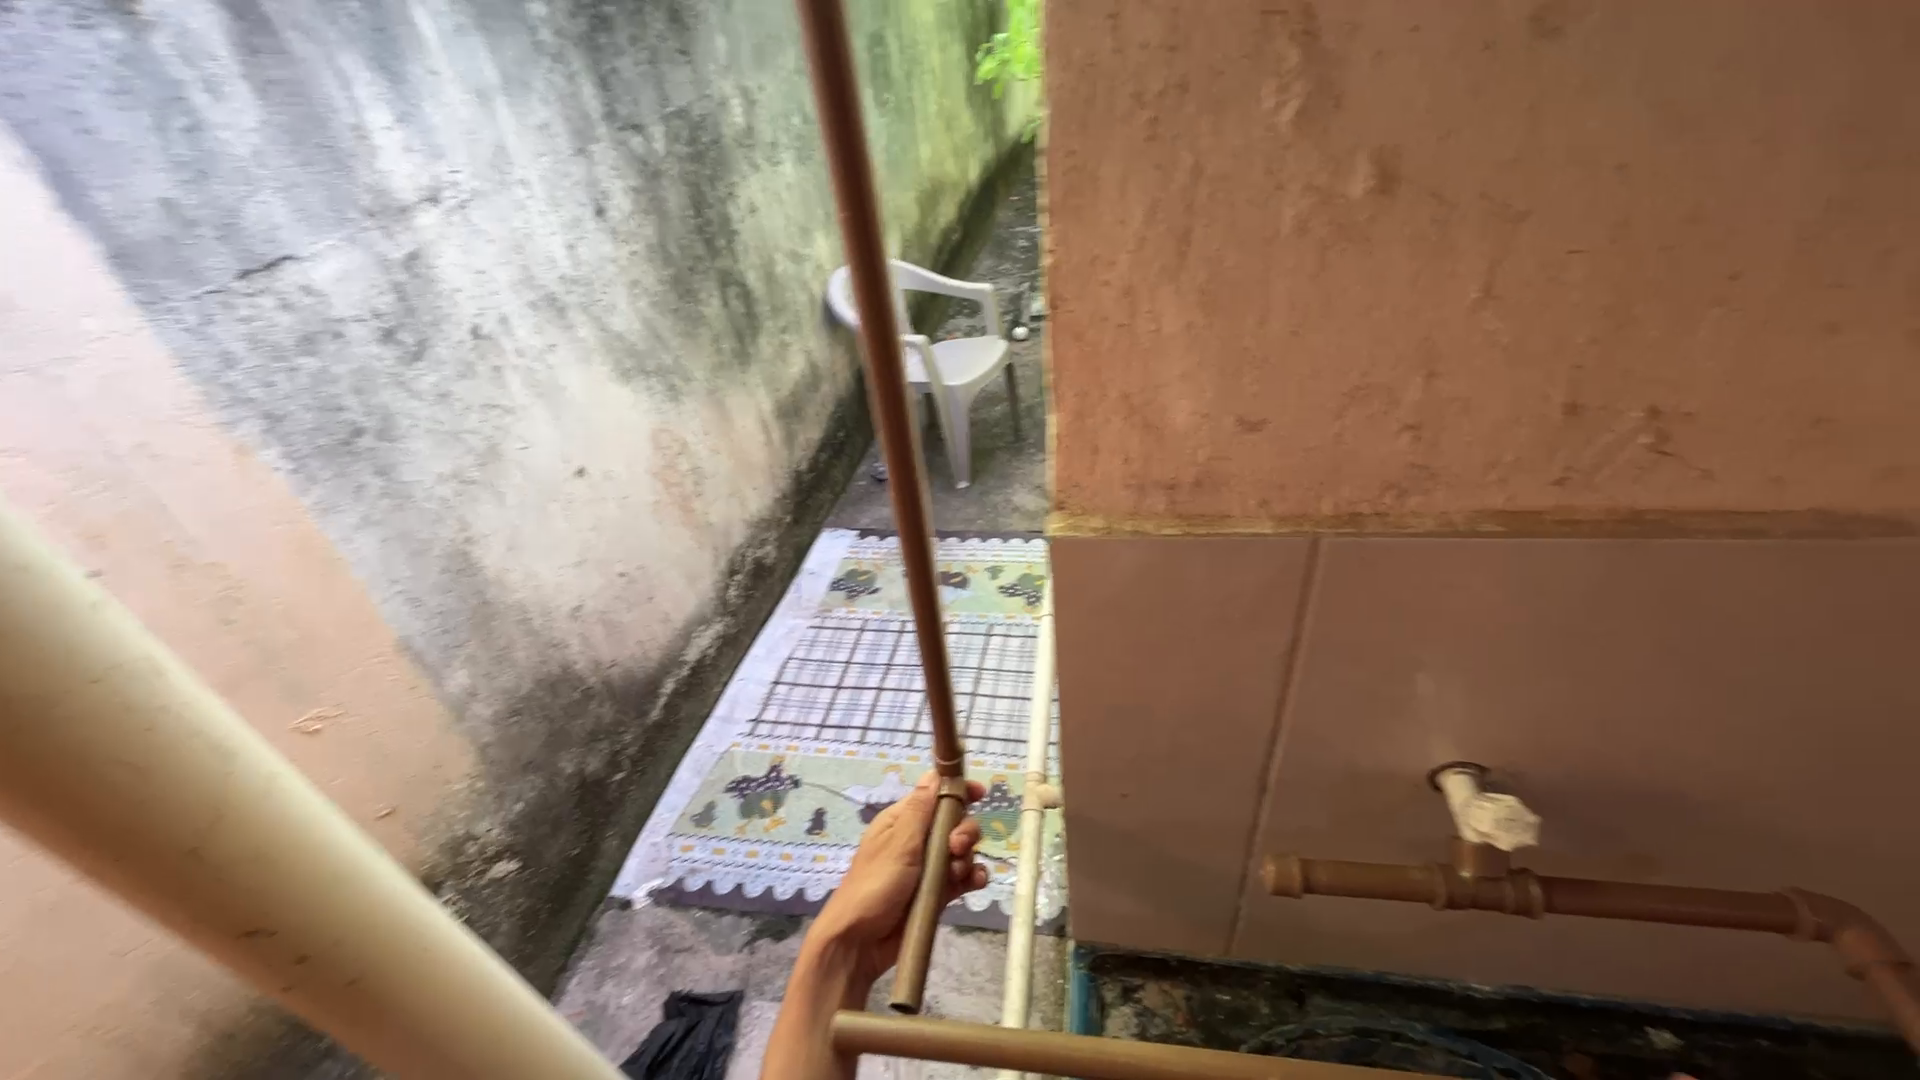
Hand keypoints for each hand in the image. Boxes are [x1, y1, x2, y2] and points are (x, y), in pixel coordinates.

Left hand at [812, 770, 988, 989]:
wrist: (860, 943)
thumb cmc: (874, 885)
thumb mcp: (898, 843)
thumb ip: (920, 809)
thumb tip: (934, 773)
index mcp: (902, 821)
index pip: (935, 796)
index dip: (959, 792)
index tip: (981, 793)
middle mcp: (917, 840)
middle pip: (954, 823)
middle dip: (963, 831)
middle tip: (956, 847)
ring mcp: (928, 868)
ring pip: (961, 851)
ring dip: (966, 857)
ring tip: (956, 872)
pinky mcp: (937, 894)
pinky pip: (963, 878)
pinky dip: (972, 878)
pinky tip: (974, 883)